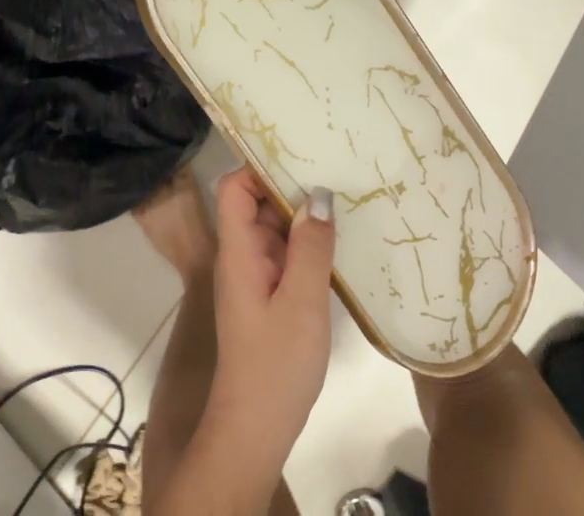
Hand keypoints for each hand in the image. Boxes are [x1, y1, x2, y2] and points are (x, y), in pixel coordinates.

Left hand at [207, 169, 335, 453]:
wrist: (256, 428)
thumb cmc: (276, 364)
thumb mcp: (303, 302)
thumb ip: (310, 247)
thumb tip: (319, 194)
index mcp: (238, 252)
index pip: (235, 189)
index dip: (260, 167)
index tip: (302, 155)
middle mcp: (242, 258)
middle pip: (257, 204)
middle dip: (291, 186)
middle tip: (339, 171)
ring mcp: (255, 278)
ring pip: (274, 230)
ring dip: (303, 216)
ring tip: (348, 199)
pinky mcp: (269, 297)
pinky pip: (285, 256)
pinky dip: (307, 245)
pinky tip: (340, 242)